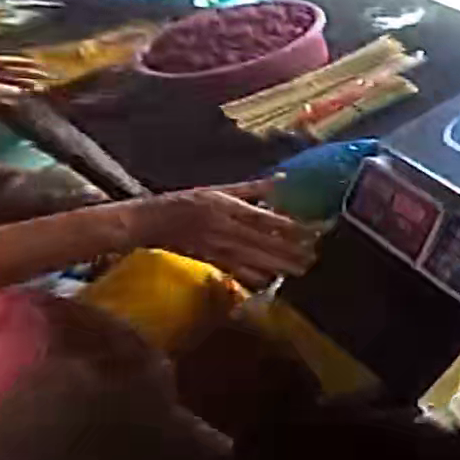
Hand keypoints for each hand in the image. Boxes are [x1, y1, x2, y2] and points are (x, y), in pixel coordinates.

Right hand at [124, 179, 318, 288]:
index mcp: (228, 209)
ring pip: (253, 258)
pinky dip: (252, 275)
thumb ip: (253, 188)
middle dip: (291, 251)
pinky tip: (270, 281)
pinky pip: (234, 269)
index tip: (313, 232)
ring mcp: (217, 246)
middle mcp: (225, 228)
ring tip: (301, 270)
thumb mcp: (218, 190)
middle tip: (314, 257)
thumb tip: (283, 179)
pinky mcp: (209, 259)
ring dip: (278, 265)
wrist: (145, 222)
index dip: (291, 227)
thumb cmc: (185, 202)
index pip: (266, 220)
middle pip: (264, 242)